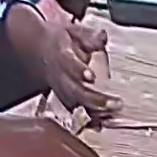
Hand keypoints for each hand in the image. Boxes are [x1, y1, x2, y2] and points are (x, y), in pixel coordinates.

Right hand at [5, 2, 122, 117]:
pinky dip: (91, 120)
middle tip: (115, 103)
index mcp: (61, 55)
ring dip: (96, 112)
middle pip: (76, 91)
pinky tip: (103, 123)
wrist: (41, 53)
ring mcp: (63, 92)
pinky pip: (78, 114)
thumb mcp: (73, 32)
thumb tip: (103, 36)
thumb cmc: (61, 43)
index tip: (91, 77)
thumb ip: (88, 37)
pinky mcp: (66, 102)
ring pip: (78, 106)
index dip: (79, 70)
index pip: (69, 63)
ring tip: (113, 112)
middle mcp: (61, 76)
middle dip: (96, 99)